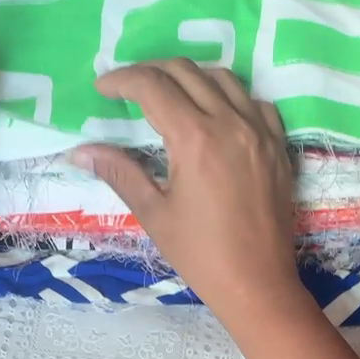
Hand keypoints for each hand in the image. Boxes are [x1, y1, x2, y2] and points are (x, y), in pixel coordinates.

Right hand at [72, 60, 299, 326]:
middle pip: (186, 72)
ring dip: (191, 77)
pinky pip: (255, 102)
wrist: (258, 286)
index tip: (104, 89)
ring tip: (172, 95)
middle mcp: (230, 123)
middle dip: (152, 72)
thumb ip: (121, 173)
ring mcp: (260, 133)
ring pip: (223, 78)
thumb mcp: (156, 216)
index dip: (122, 80)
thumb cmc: (202, 258)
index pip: (152, 86)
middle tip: (131, 90)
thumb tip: (81, 151)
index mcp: (196, 139)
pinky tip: (218, 114)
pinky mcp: (278, 147)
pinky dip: (231, 97)